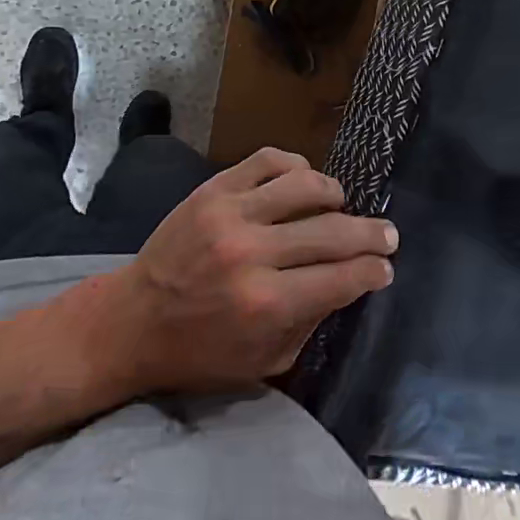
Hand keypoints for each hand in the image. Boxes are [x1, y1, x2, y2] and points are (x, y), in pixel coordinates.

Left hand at [89, 148, 397, 394]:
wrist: (133, 319)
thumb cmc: (200, 350)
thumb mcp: (265, 360)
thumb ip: (312, 320)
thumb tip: (350, 280)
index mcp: (266, 304)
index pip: (343, 276)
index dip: (374, 270)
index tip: (385, 267)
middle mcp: (251, 252)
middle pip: (334, 230)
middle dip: (372, 234)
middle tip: (387, 235)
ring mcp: (230, 213)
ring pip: (305, 184)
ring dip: (335, 195)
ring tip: (340, 205)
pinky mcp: (212, 188)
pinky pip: (267, 159)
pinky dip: (294, 165)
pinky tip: (300, 181)